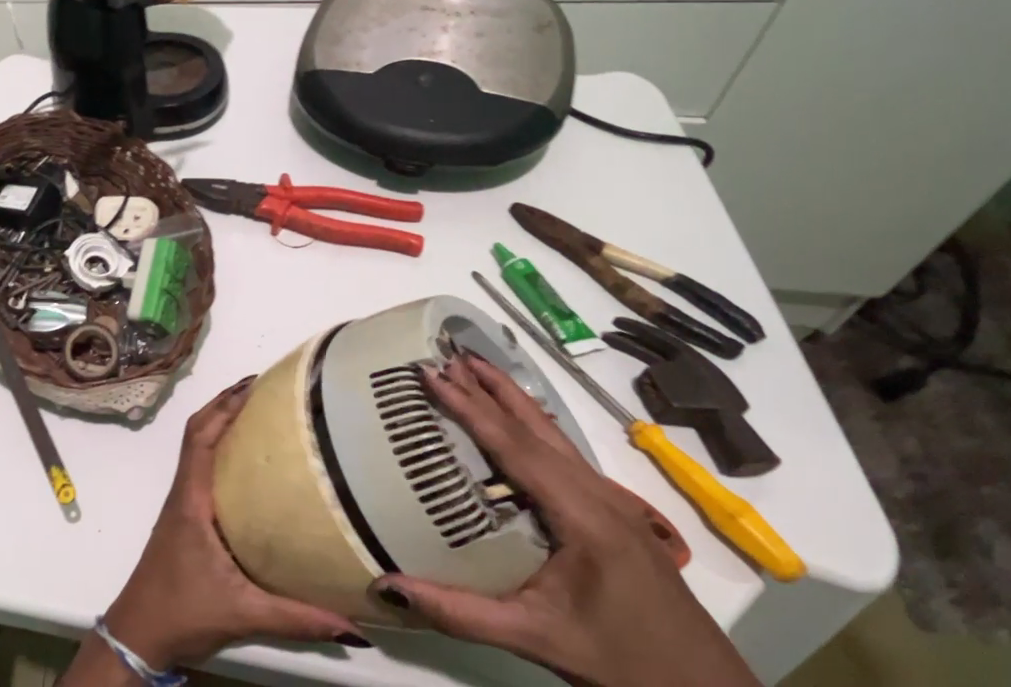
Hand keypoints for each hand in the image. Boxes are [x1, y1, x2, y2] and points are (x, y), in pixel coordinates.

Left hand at [65, 376, 367, 683]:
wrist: (139, 634)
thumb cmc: (182, 613)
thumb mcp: (243, 614)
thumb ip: (297, 618)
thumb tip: (355, 625)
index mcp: (192, 500)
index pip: (201, 437)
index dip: (224, 406)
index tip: (254, 384)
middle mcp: (184, 493)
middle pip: (199, 433)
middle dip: (227, 406)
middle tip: (265, 390)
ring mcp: (183, 505)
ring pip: (199, 450)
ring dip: (223, 425)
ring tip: (264, 415)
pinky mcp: (187, 519)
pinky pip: (204, 470)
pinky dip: (223, 452)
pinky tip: (253, 465)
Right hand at [377, 355, 761, 686]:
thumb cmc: (623, 664)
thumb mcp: (536, 639)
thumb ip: (460, 612)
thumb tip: (387, 585)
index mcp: (583, 516)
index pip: (515, 447)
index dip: (470, 407)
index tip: (432, 372)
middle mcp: (600, 497)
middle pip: (538, 429)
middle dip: (492, 388)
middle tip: (448, 354)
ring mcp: (612, 504)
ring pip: (555, 439)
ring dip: (513, 402)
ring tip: (476, 371)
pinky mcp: (615, 517)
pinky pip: (565, 457)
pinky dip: (532, 429)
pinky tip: (518, 427)